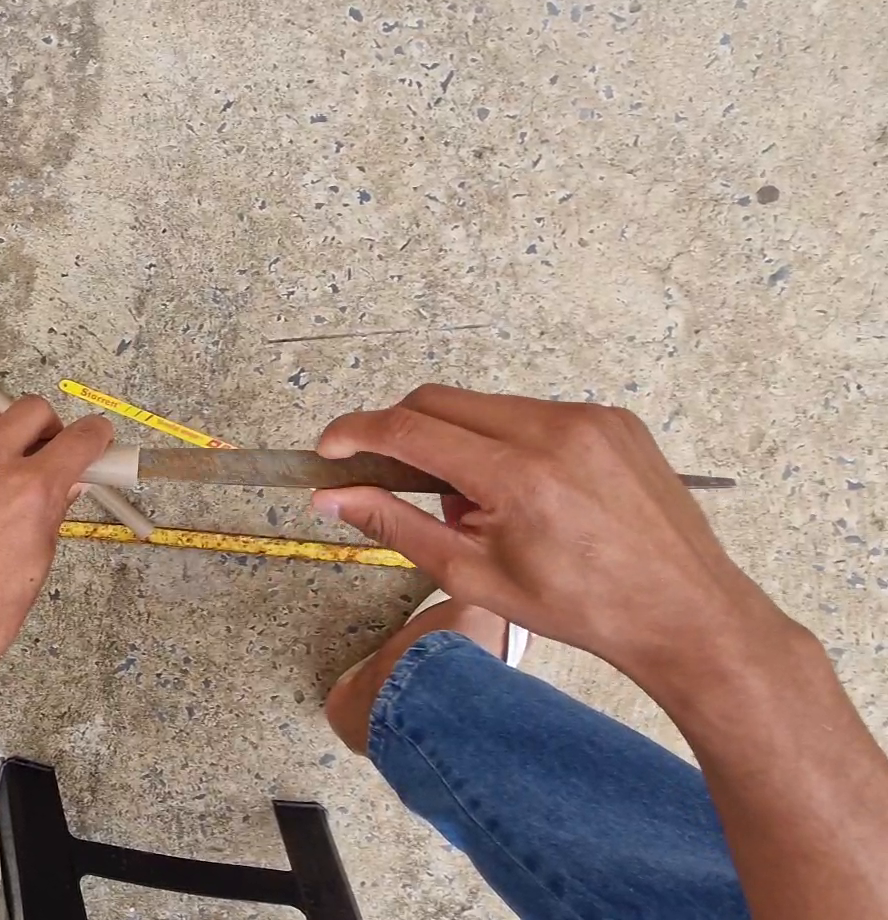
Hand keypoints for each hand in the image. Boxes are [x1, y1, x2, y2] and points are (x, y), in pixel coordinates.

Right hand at [311, 384, 791, 681]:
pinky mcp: (609, 417)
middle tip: (387, 476)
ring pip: (475, 404)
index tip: (326, 449)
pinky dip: (492, 437)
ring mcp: (588, 417)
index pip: (408, 428)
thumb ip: (390, 524)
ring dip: (445, 437)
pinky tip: (510, 485)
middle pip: (434, 401)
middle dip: (395, 431)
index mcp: (519, 475)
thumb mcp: (468, 573)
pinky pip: (520, 410)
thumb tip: (329, 496)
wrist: (693, 618)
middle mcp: (555, 430)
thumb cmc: (577, 607)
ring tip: (466, 496)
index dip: (353, 432)